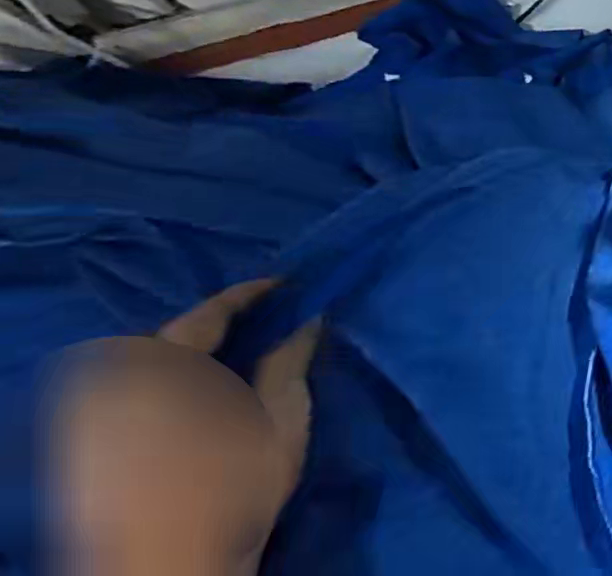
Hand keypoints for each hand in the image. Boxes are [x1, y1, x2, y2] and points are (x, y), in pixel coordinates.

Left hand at [49, 280, 321, 575]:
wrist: (168, 570)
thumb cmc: (237, 482)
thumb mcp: (282, 414)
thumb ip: (289, 360)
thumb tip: (308, 317)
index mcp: (163, 372)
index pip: (207, 314)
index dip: (251, 293)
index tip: (290, 283)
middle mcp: (115, 390)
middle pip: (168, 339)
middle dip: (217, 326)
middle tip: (268, 321)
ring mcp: (91, 426)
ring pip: (145, 370)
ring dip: (191, 355)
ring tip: (237, 358)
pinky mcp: (86, 455)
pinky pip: (130, 397)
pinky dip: (168, 384)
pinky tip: (200, 397)